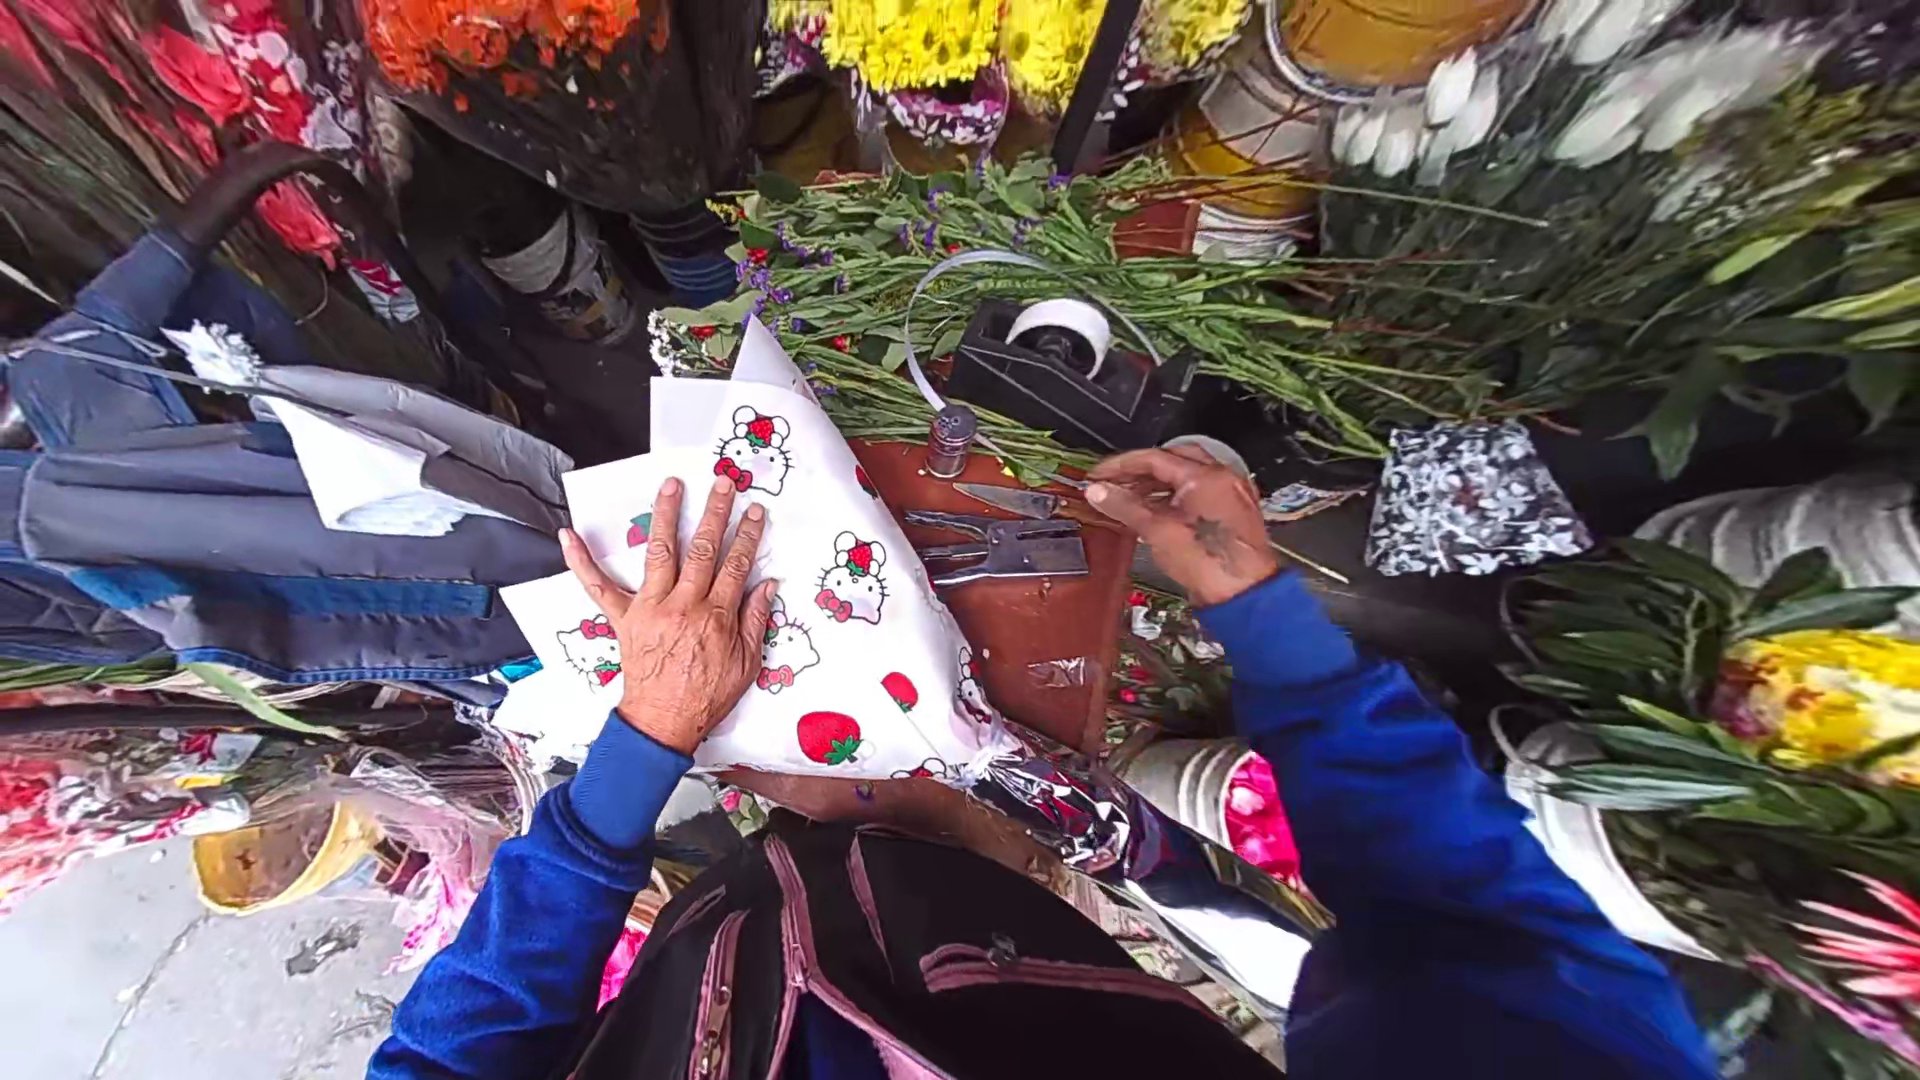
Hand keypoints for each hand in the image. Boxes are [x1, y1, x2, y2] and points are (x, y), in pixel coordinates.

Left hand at [560, 475, 777, 753]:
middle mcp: (683, 605)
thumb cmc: (709, 696)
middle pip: (703, 550)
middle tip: (723, 485)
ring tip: (672, 486)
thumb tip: (767, 585)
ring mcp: (650, 608)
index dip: (748, 536)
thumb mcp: (748, 663)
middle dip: (715, 513)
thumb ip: (757, 621)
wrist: (663, 723)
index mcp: (717, 616)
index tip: (755, 512)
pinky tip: (570, 535)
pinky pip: (598, 587)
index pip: (737, 565)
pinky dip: (582, 562)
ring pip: (660, 553)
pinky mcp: (623, 618)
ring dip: (667, 516)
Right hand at [1085, 446, 1278, 606]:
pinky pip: (1200, 491)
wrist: (1242, 594)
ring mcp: (1231, 495)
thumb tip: (1099, 491)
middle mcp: (1223, 479)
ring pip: (1187, 474)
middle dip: (1140, 468)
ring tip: (1131, 496)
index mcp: (1206, 477)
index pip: (1154, 458)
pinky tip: (1158, 510)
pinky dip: (1175, 494)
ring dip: (1157, 482)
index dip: (1121, 465)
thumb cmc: (1210, 563)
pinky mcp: (1233, 513)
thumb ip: (1124, 505)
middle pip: (1173, 458)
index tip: (1101, 475)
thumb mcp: (1156, 530)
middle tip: (1116, 480)